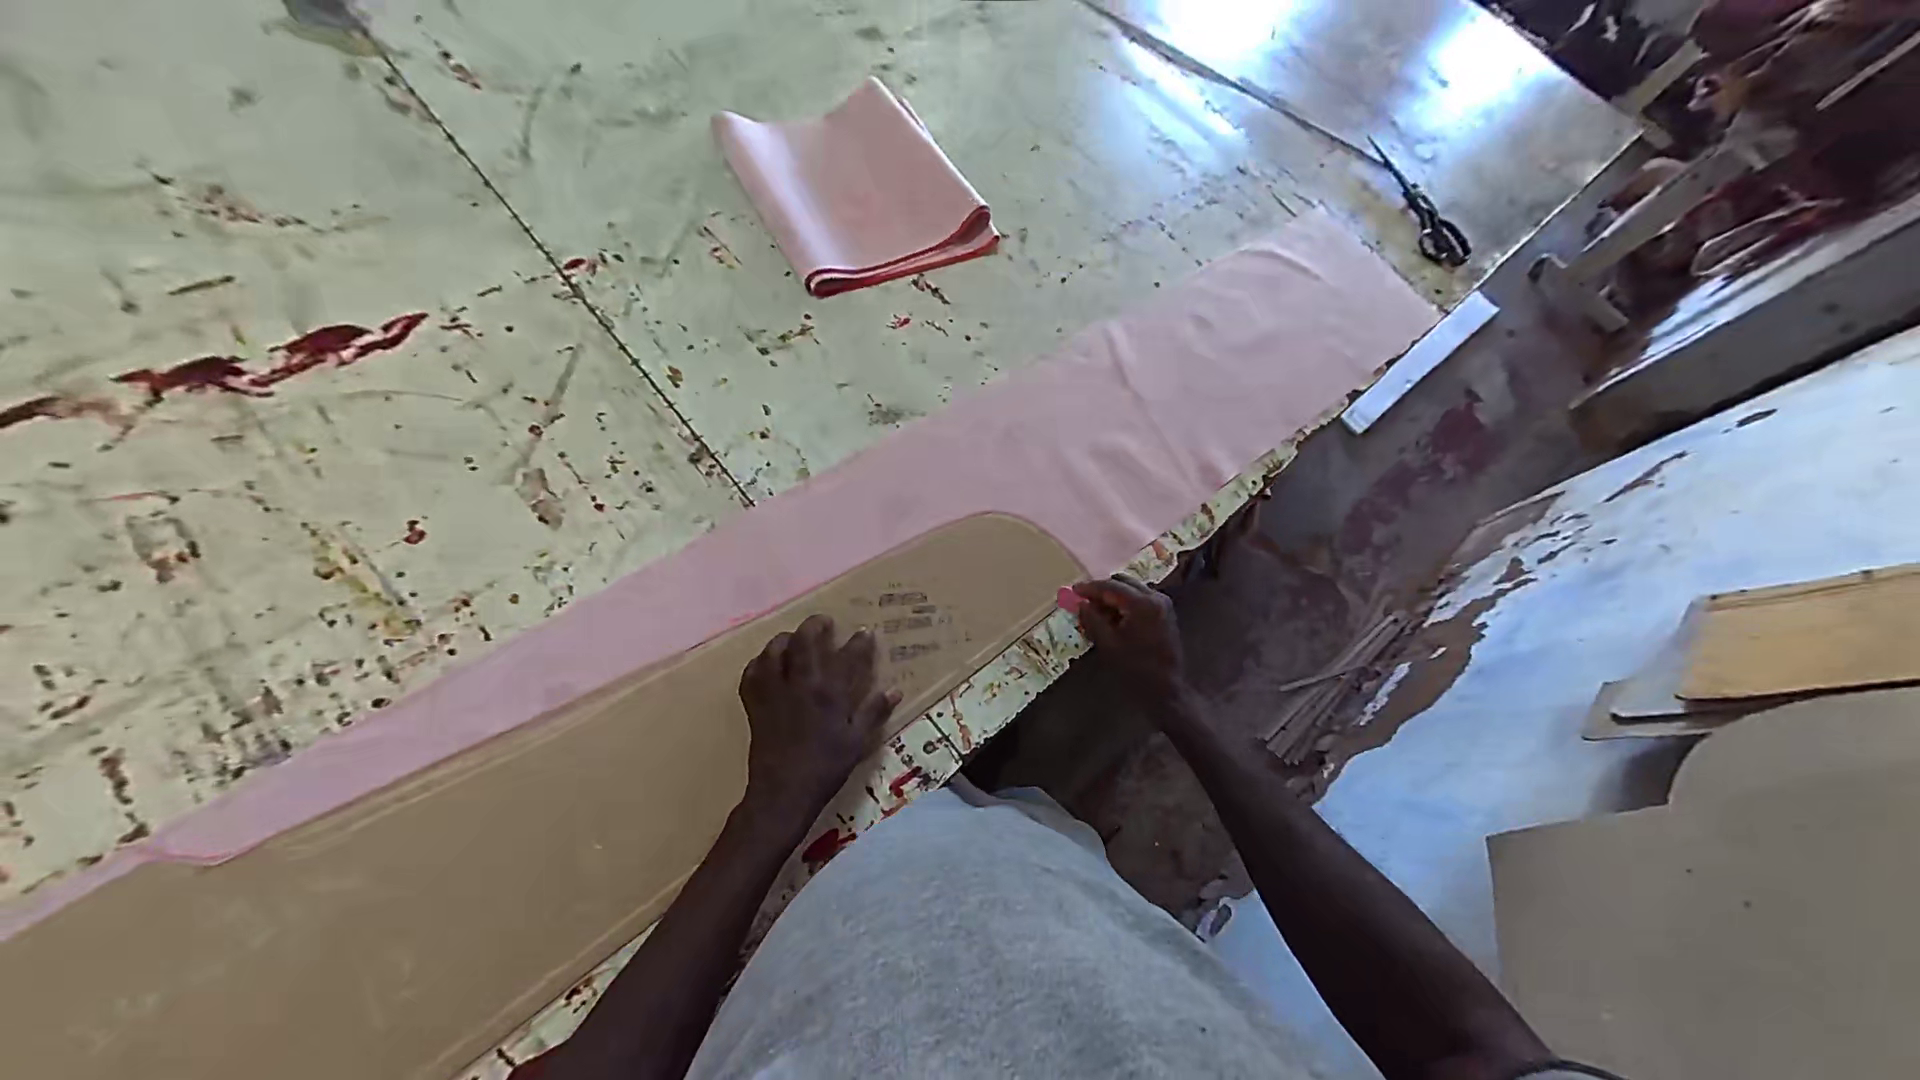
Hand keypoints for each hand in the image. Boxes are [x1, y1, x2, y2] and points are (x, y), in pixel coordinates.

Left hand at [738, 614, 900, 820]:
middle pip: (804, 641)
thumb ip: (874, 712)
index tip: (864, 632)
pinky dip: (759, 662)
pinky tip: (767, 664)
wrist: (784, 791)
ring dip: (785, 639)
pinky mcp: (754, 703)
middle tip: (824, 623)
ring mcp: (773, 691)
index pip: (847, 656)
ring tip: (794, 639)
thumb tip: (894, 691)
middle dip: (815, 626)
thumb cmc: (826, 767)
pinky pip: (751, 672)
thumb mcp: (857, 742)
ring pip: (774, 651)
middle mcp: (800, 684)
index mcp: (829, 692)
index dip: (858, 641)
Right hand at [1072, 574, 1191, 710]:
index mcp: (1142, 604)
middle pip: (1123, 582)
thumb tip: (1080, 604)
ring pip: (1132, 590)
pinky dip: (1125, 603)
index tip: (1073, 590)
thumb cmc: (1136, 668)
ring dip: (1113, 596)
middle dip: (1102, 590)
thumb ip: (1092, 620)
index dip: (1090, 588)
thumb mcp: (1108, 644)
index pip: (1110, 586)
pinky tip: (1113, 618)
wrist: (1167, 689)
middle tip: (1084, 601)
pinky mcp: (1165, 614)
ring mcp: (1163, 605)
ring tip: (1096, 611)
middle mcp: (1155, 598)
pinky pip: (1141, 599)